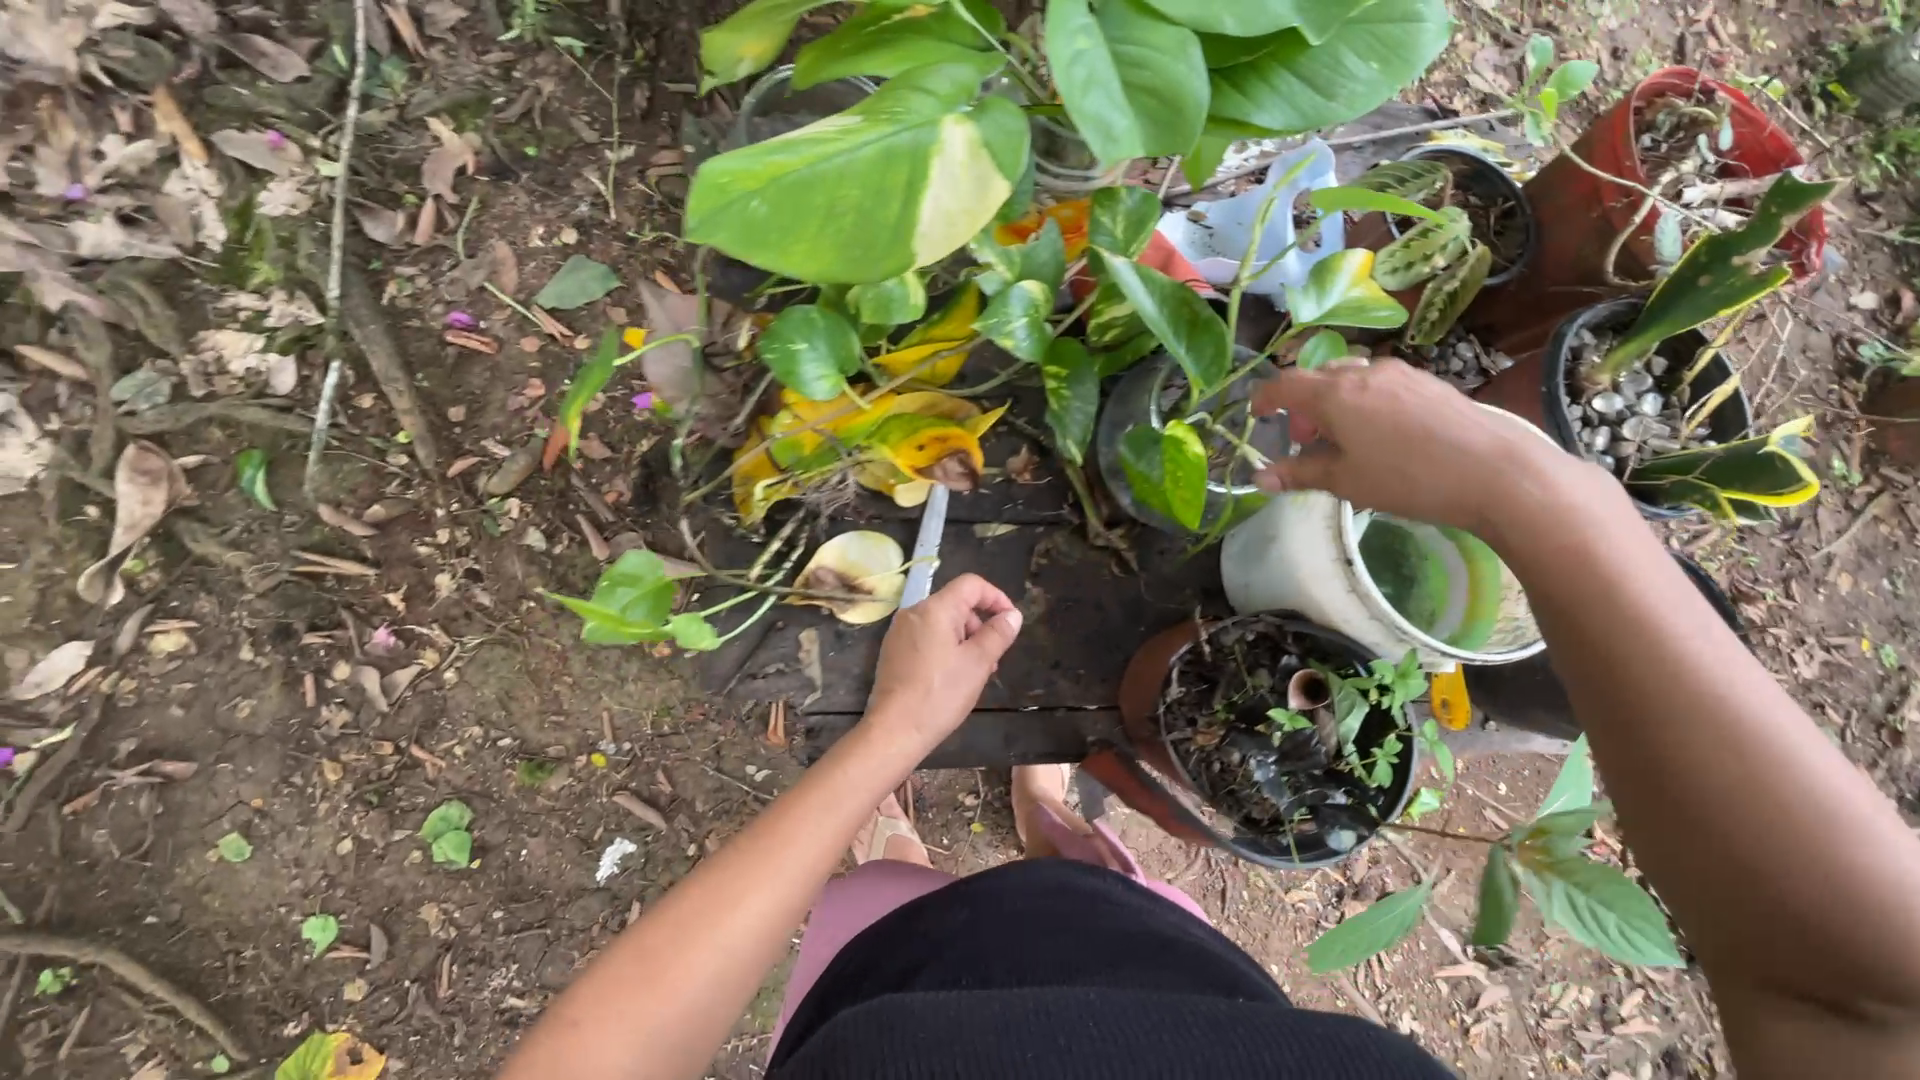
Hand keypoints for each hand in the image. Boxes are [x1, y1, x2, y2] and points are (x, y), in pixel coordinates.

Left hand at [866, 574, 1022, 743]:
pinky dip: (946, 648)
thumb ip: (998, 634)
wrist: (895, 730)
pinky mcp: (893, 651)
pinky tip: (952, 677)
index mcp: (934, 609)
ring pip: (942, 623)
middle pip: (956, 603)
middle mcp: (913, 613)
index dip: (996, 597)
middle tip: (994, 657)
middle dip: (980, 624)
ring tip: (976, 672)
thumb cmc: (940, 694)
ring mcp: (899, 632)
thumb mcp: (978, 663)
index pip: (971, 584)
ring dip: (965, 639)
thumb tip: (1012, 615)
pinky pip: (927, 638)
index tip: (1010, 622)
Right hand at [1251, 359, 1603, 536]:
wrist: (1495, 471)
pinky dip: (1364, 402)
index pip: (1284, 384)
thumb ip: (1299, 474)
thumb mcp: (1345, 481)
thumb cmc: (1408, 479)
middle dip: (1302, 404)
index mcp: (1335, 394)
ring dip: (1334, 401)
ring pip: (1352, 378)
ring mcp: (1401, 375)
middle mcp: (1365, 374)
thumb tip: (1260, 478)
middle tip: (1305, 439)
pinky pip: (1380, 384)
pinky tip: (1379, 434)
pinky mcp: (1429, 384)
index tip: (1257, 416)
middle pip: (1319, 377)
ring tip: (1342, 438)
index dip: (1264, 398)